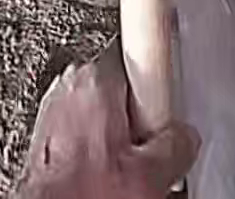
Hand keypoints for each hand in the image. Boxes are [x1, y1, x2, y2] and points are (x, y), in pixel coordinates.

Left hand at [16, 46, 199, 198]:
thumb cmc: (83, 193)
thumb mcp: (147, 175)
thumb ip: (174, 146)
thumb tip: (185, 137)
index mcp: (95, 77)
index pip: (135, 49)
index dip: (156, 71)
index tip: (167, 84)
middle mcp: (72, 80)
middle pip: (122, 84)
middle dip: (139, 113)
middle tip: (148, 146)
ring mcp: (58, 102)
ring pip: (103, 106)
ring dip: (118, 130)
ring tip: (124, 165)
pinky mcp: (49, 127)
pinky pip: (85, 123)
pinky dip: (97, 141)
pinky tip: (104, 170)